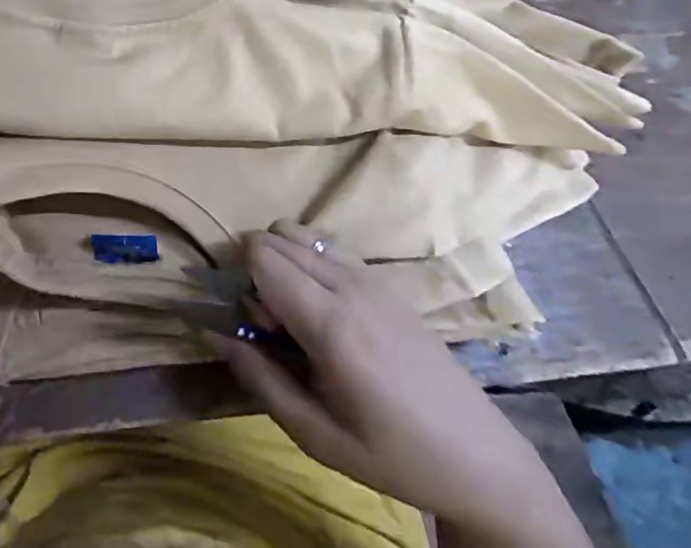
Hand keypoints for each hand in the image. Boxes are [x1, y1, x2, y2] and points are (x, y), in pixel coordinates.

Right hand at [214, 221, 590, 547]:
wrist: (479, 456)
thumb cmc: (390, 454)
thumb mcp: (315, 434)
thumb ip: (259, 377)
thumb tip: (212, 332)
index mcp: (331, 324)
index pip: (262, 256)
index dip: (239, 279)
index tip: (249, 322)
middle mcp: (350, 286)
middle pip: (276, 237)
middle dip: (255, 268)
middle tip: (269, 325)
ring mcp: (372, 278)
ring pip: (301, 234)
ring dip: (281, 260)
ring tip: (294, 313)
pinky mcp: (387, 281)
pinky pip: (328, 247)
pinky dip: (307, 261)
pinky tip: (323, 309)